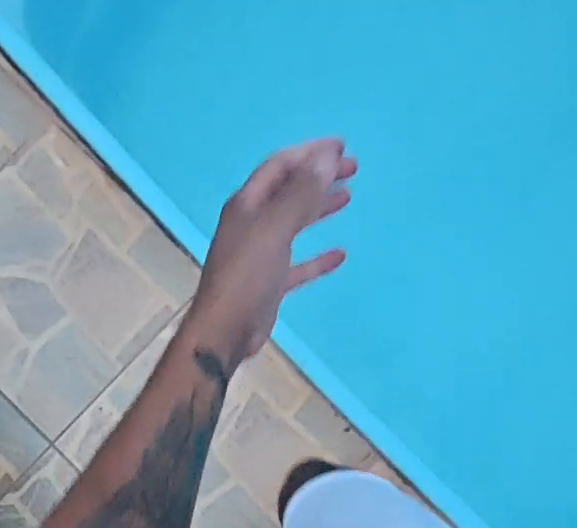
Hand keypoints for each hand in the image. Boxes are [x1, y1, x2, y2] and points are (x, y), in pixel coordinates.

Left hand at [184, 138, 355, 360]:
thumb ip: (301, 193)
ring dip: (318, 208)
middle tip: (351, 168)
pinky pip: (297, 264)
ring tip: (347, 196)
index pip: (280, 166)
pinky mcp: (268, 284)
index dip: (310, 153)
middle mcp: (251, 224)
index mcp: (247, 205)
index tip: (342, 148)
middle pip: (288, 191)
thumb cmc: (246, 276)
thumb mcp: (275, 228)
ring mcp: (259, 255)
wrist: (225, 331)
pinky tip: (339, 254)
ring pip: (293, 223)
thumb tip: (326, 156)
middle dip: (318, 176)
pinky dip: (317, 257)